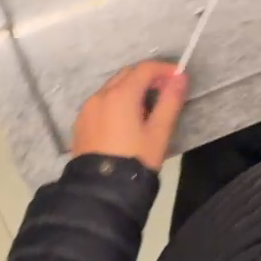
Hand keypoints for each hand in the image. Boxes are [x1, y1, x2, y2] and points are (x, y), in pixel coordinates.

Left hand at [71, 60, 188, 170]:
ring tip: (147, 109)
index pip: (144, 69)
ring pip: (112, 88)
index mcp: (120, 95)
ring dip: (131, 89)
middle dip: (147, 78)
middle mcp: (100, 96)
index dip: (164, 69)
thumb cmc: (136, 159)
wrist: (101, 190)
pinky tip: (126, 121)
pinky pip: (101, 103)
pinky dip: (116, 102)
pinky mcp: (80, 123)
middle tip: (165, 92)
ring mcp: (87, 109)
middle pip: (126, 74)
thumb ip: (170, 101)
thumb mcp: (159, 132)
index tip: (179, 78)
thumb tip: (180, 78)